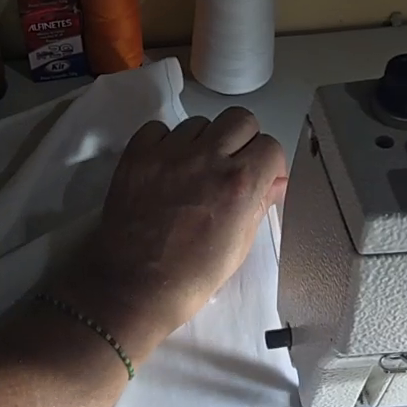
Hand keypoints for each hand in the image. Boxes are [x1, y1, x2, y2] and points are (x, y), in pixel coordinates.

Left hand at [54, 107, 286, 362]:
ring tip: (194, 170)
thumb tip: (274, 182)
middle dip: (243, 141)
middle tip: (231, 167)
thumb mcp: (240, 247)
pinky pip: (160, 129)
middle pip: (241, 119)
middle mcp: (208, 158)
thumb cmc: (193, 277)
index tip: (261, 179)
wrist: (132, 287)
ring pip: (201, 122)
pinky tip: (165, 168)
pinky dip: (166, 143)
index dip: (269, 164)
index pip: (271, 146)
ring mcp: (169, 152)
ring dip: (204, 142)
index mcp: (240, 183)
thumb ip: (259, 204)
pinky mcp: (137, 154)